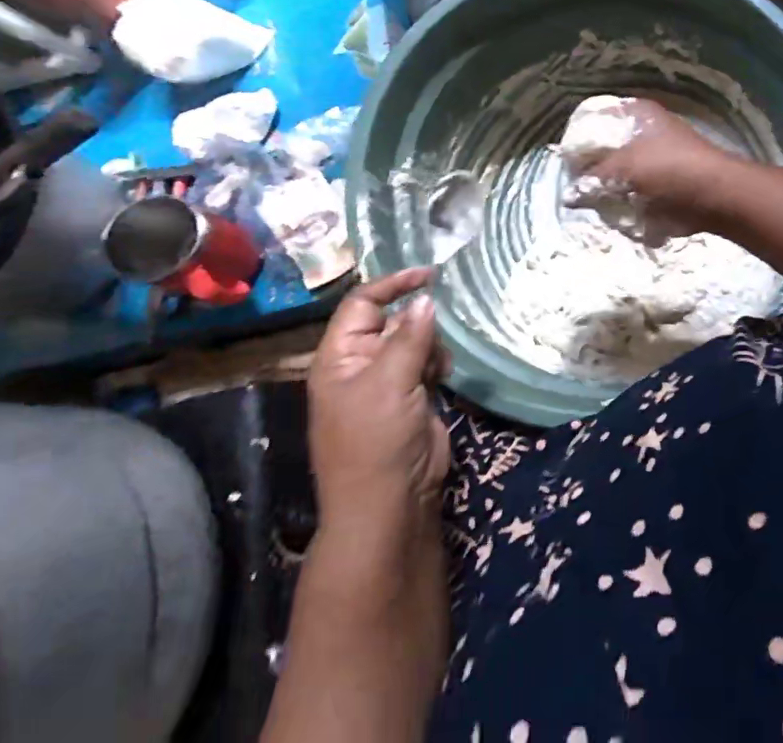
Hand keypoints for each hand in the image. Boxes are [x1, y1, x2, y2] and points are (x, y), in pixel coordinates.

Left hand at [307, 268, 451, 538]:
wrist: (390, 507)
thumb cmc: (376, 441)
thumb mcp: (389, 384)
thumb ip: (409, 338)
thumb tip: (426, 300)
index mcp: (339, 356)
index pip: (362, 304)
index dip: (392, 286)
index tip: (428, 274)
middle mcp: (359, 364)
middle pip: (390, 322)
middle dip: (416, 322)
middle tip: (437, 335)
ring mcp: (386, 383)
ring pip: (413, 343)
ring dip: (430, 346)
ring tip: (437, 367)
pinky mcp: (410, 401)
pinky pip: (425, 367)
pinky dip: (436, 364)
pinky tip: (443, 375)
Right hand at [565, 97, 735, 236]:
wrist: (717, 197)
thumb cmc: (666, 171)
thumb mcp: (618, 171)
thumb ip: (589, 181)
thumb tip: (569, 194)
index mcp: (637, 113)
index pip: (596, 118)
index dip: (580, 137)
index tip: (567, 158)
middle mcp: (649, 128)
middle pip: (609, 146)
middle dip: (595, 168)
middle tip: (580, 183)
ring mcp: (661, 154)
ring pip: (623, 170)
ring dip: (612, 187)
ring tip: (599, 201)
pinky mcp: (670, 180)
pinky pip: (639, 189)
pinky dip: (630, 200)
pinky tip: (621, 210)